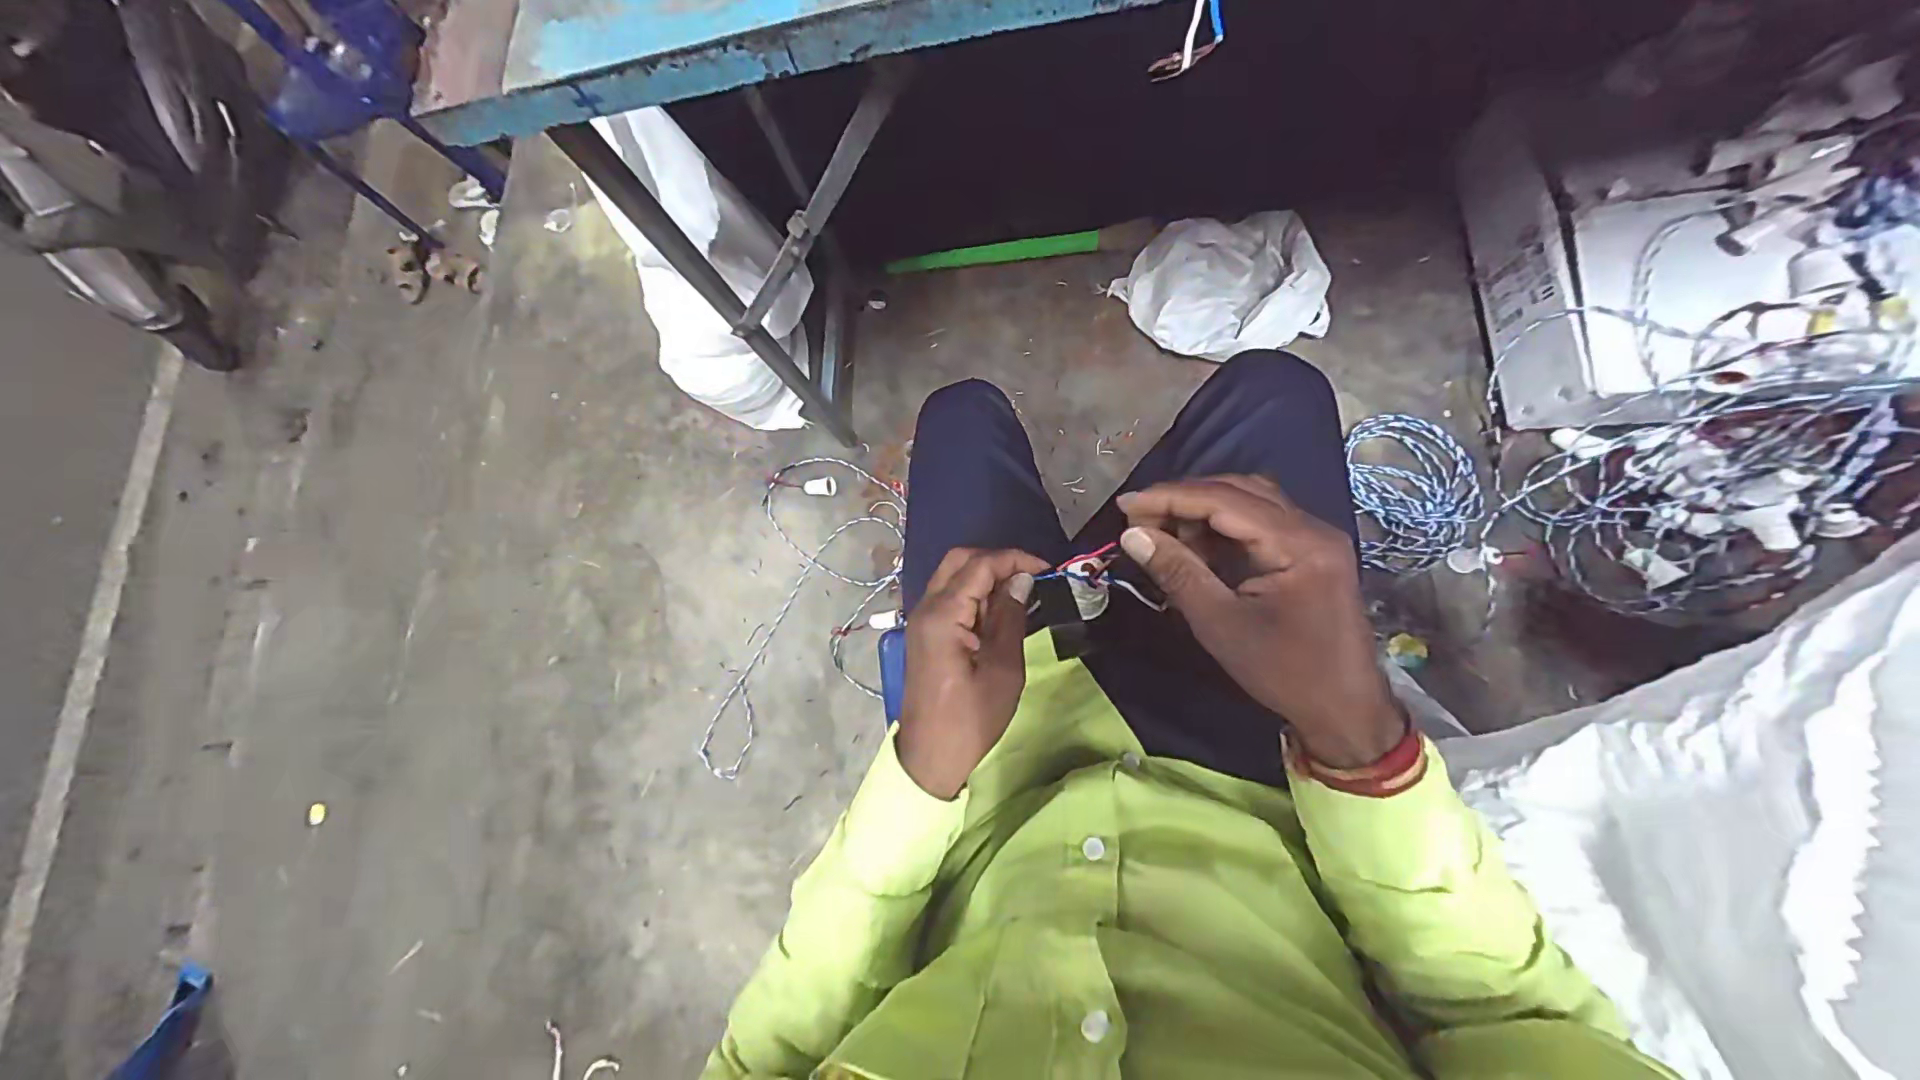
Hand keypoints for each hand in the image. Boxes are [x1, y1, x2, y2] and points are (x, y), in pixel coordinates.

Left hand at [896, 548, 1048, 798]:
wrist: (930, 757)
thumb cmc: (971, 719)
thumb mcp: (1003, 669)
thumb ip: (1010, 618)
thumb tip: (1021, 581)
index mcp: (943, 615)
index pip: (980, 565)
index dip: (1014, 559)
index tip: (1048, 570)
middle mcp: (926, 608)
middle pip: (960, 560)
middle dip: (998, 561)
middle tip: (1032, 578)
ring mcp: (922, 619)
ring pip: (953, 576)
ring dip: (986, 575)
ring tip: (1021, 593)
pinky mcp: (926, 632)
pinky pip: (950, 597)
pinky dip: (975, 593)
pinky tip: (1000, 610)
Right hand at [1116, 476, 1405, 767]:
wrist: (1345, 710)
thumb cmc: (1284, 672)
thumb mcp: (1220, 623)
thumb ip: (1177, 572)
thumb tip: (1132, 535)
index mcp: (1298, 544)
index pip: (1225, 500)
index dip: (1170, 497)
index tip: (1126, 505)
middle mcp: (1312, 528)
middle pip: (1239, 490)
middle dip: (1184, 499)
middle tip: (1140, 519)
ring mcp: (1314, 538)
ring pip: (1249, 501)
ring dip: (1202, 509)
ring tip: (1163, 531)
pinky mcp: (1309, 551)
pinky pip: (1259, 521)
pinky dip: (1221, 525)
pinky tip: (1195, 544)